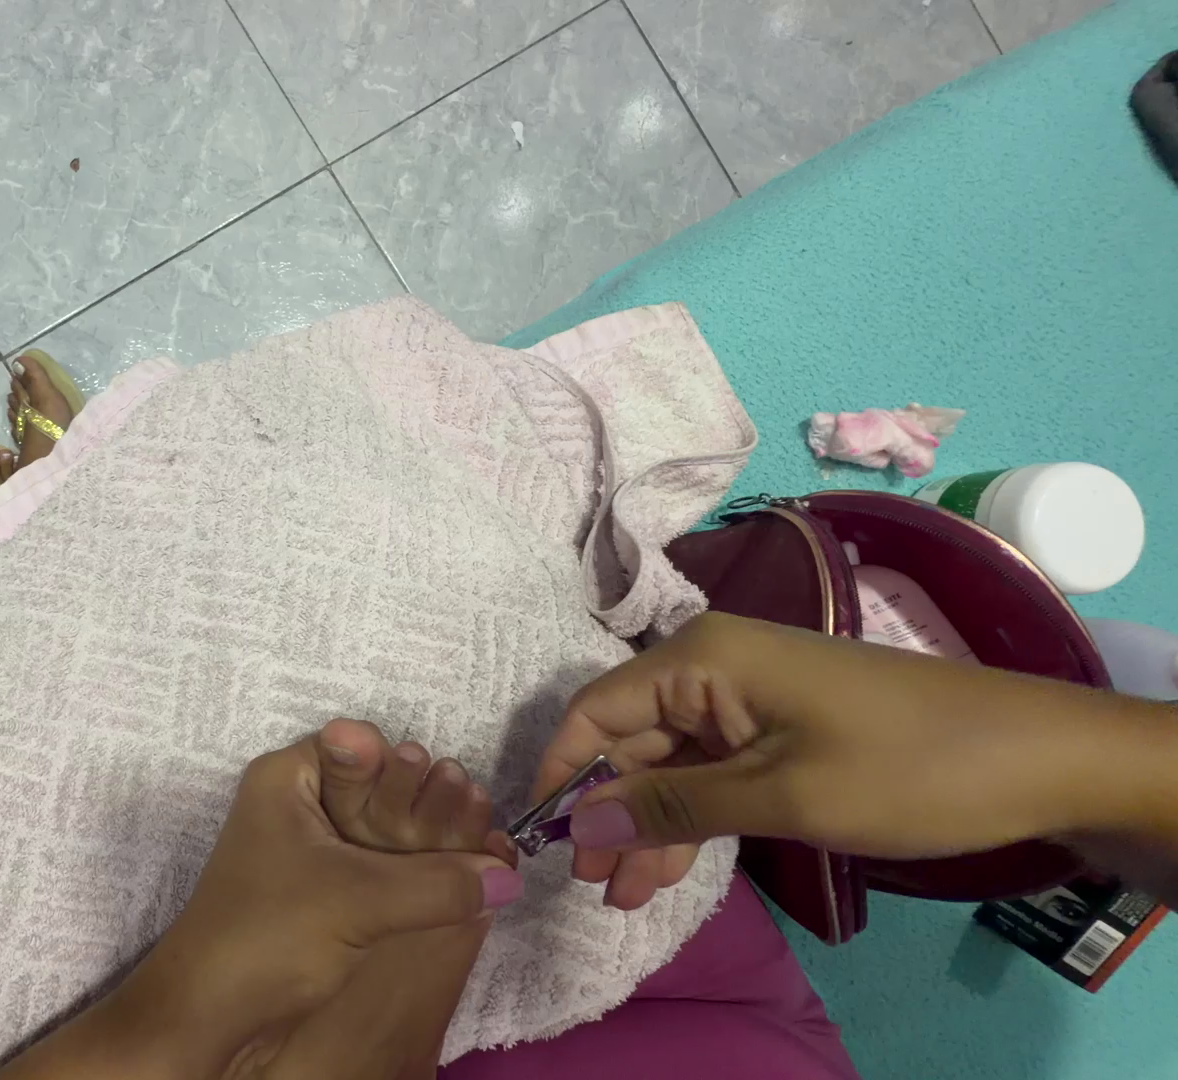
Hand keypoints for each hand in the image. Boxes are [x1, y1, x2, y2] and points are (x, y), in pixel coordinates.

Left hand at [0, 729, 520, 1078]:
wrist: (212, 1016)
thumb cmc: (270, 935)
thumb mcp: (360, 900)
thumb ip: (439, 884)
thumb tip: (509, 875)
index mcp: (286, 775)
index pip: (359, 743)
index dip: (403, 765)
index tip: (449, 789)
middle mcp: (294, 798)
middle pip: (372, 783)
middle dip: (422, 803)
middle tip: (472, 817)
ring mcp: (304, 842)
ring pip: (375, 827)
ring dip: (419, 842)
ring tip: (473, 851)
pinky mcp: (315, 884)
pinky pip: (370, 862)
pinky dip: (405, 871)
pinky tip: (450, 885)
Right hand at [535, 612, 1177, 909]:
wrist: (1053, 761)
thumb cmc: (909, 766)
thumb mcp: (781, 796)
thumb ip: (671, 807)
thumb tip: (578, 824)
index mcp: (697, 659)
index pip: (597, 711)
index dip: (563, 770)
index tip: (544, 832)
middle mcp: (704, 669)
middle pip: (628, 742)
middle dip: (610, 812)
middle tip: (592, 882)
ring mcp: (736, 700)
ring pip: (664, 765)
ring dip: (646, 826)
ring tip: (621, 894)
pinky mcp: (764, 730)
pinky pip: (705, 774)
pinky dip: (687, 820)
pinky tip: (664, 871)